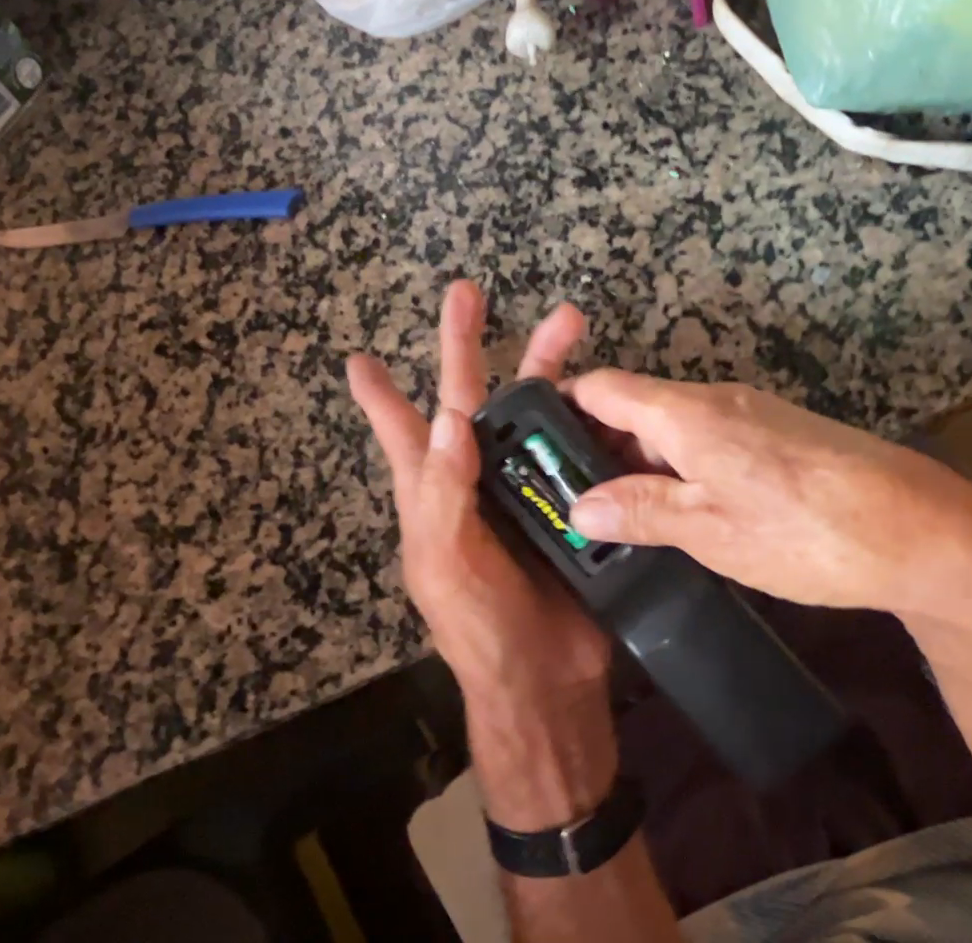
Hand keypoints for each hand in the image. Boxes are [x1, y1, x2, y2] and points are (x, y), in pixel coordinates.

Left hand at [347, 281, 611, 709]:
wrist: (547, 680)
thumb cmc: (479, 627)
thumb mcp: (444, 561)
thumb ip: (443, 491)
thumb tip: (450, 415)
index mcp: (433, 495)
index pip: (402, 434)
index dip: (380, 396)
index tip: (358, 359)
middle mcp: (476, 484)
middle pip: (473, 403)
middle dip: (470, 347)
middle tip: (469, 291)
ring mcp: (526, 492)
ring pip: (533, 417)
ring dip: (549, 370)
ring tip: (572, 320)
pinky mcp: (572, 504)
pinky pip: (579, 451)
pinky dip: (593, 419)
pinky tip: (613, 394)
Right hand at [565, 371, 971, 629]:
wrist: (925, 533)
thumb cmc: (806, 532)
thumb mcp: (709, 531)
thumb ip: (640, 511)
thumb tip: (578, 506)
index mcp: (687, 414)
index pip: (601, 387)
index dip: (562, 413)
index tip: (539, 456)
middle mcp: (717, 400)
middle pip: (635, 408)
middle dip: (600, 451)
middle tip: (578, 506)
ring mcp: (753, 417)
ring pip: (674, 429)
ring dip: (643, 466)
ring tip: (626, 522)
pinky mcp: (781, 438)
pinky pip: (711, 442)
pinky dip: (685, 470)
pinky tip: (688, 516)